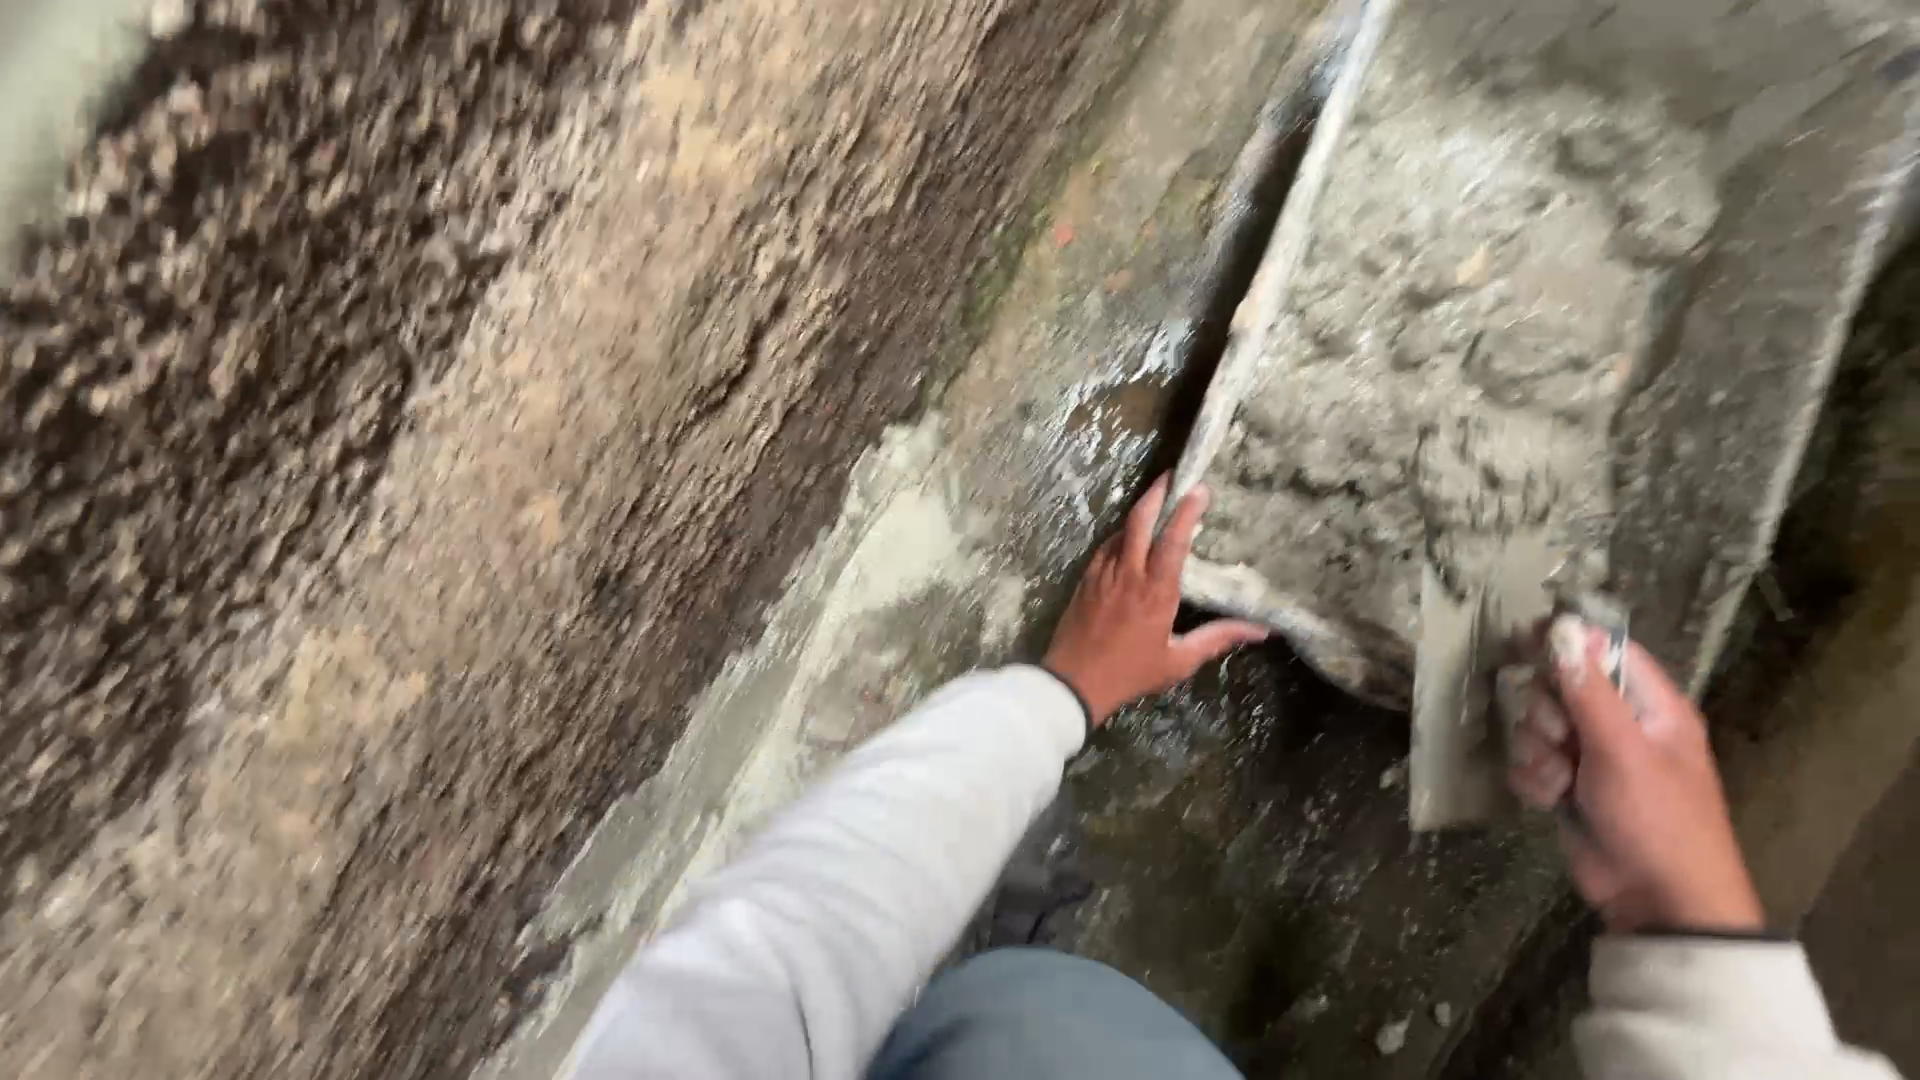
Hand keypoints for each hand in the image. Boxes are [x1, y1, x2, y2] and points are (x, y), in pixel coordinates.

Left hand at [1042, 475, 1268, 727]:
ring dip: (1138, 512)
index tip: (1199, 488)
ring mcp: (1102, 574)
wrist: (1073, 681)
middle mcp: (1127, 574)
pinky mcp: (1085, 580)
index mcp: (1155, 591)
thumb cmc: (1130, 673)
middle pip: (1139, 520)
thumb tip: (1261, 630)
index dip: (1186, 510)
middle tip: (1171, 475)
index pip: (1173, 539)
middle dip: (1156, 493)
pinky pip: (1105, 548)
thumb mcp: (1179, 660)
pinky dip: (1120, 536)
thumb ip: (1218, 638)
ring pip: (1120, 531)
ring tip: (1155, 501)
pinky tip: (1128, 537)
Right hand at [1500, 616, 1763, 933]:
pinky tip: (1551, 799)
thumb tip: (1563, 630)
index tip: (1523, 638)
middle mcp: (1619, 724)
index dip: (1566, 640)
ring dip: (1537, 752)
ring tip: (1561, 781)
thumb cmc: (1657, 820)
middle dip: (1545, 714)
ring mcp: (1590, 755)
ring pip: (1534, 725)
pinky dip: (1533, 778)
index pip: (1606, 651)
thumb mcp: (1622, 750)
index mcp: (1651, 708)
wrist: (1656, 899)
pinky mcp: (1565, 783)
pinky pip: (1528, 760)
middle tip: (1561, 738)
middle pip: (1557, 687)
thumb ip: (1588, 691)